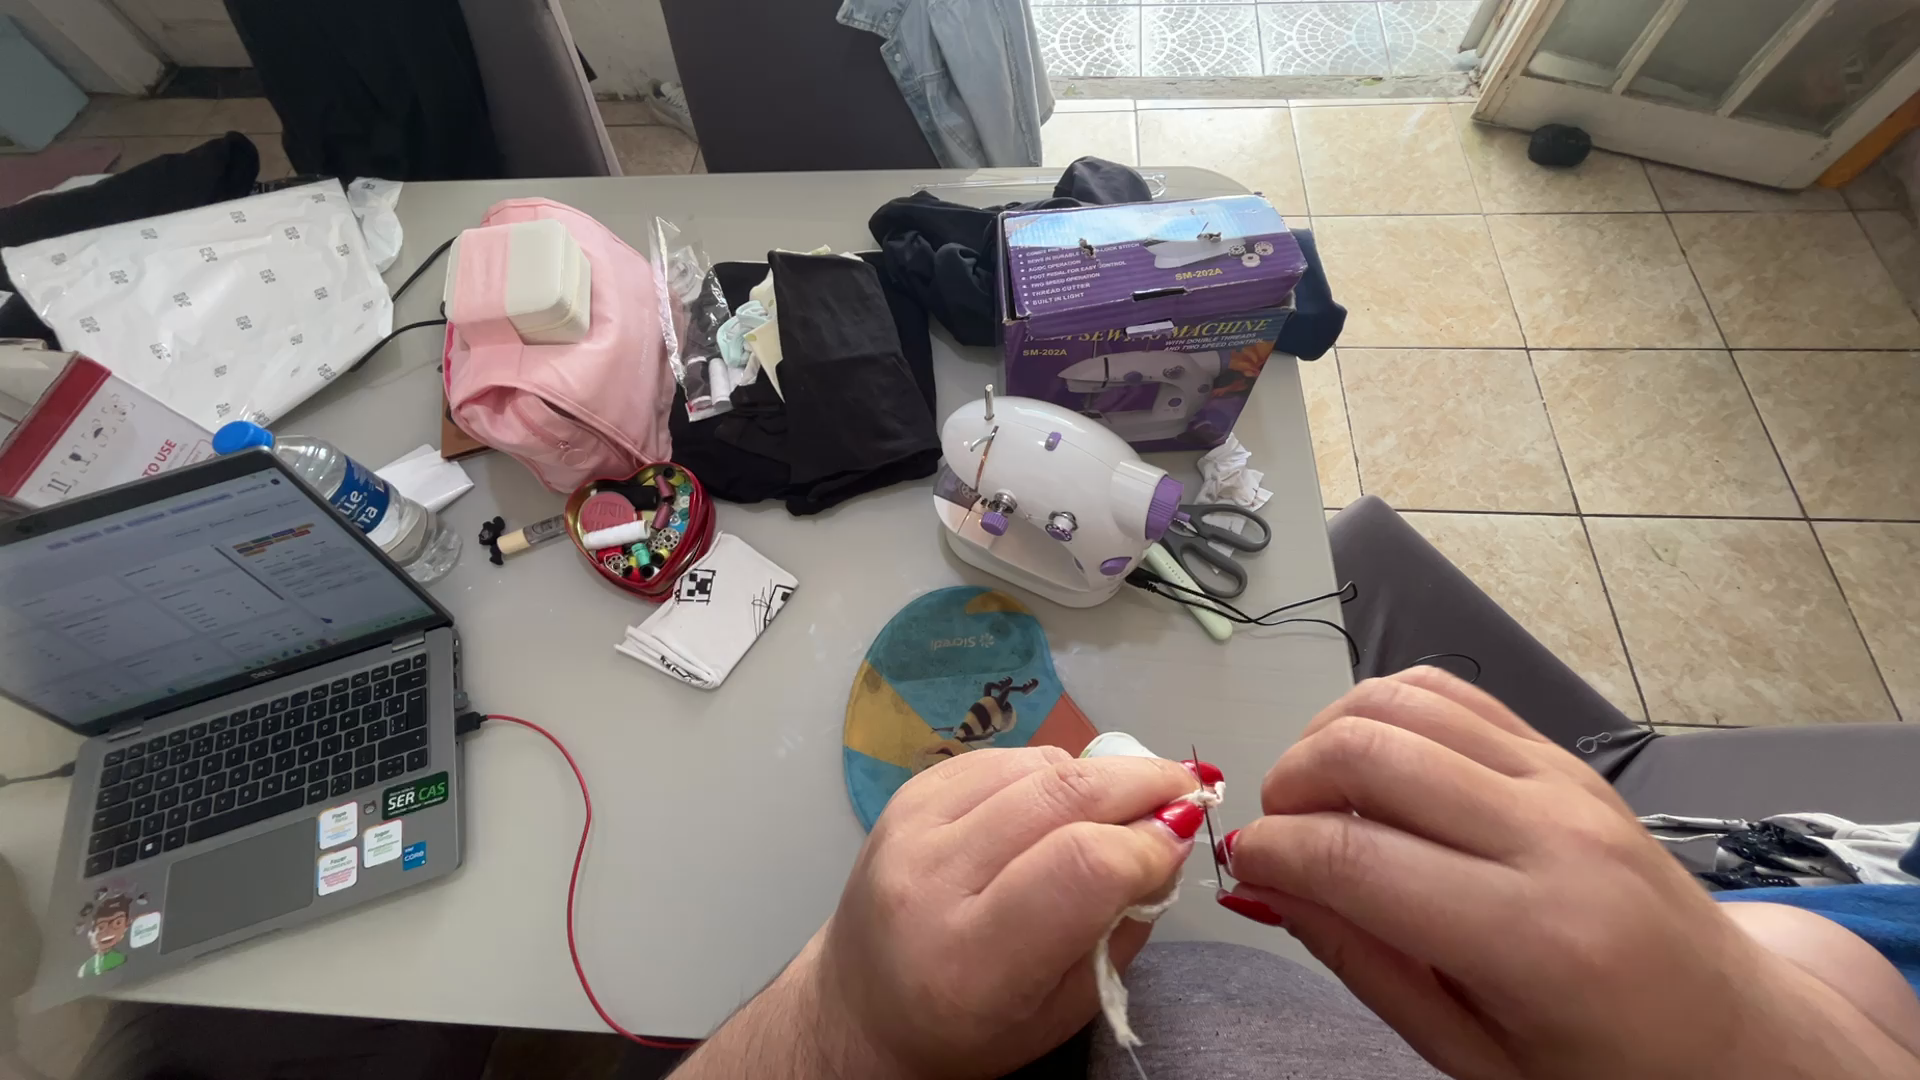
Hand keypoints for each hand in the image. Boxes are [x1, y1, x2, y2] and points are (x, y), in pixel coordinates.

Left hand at [798, 746, 1207, 1077]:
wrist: (862, 1003)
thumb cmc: (969, 1028)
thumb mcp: (1062, 1010)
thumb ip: (1121, 927)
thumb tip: (1169, 838)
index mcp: (971, 958)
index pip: (1080, 867)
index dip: (1146, 842)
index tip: (1182, 835)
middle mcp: (932, 877)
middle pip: (1059, 797)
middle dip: (1139, 781)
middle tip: (1185, 784)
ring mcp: (913, 823)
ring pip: (1034, 765)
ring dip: (1097, 770)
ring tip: (1128, 792)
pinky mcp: (908, 792)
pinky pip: (1001, 758)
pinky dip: (1049, 766)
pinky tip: (1065, 791)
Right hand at [1214, 668, 1919, 1079]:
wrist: (1743, 1041)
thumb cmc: (1603, 1070)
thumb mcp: (1466, 1051)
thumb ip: (1353, 954)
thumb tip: (1258, 881)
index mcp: (1540, 941)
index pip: (1353, 859)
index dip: (1269, 852)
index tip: (1243, 864)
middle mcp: (1553, 838)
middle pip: (1364, 753)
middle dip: (1286, 784)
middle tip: (1278, 832)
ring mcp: (1559, 779)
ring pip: (1393, 701)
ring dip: (1322, 736)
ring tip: (1316, 792)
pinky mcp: (1555, 752)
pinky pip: (1439, 688)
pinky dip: (1374, 707)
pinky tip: (1365, 755)